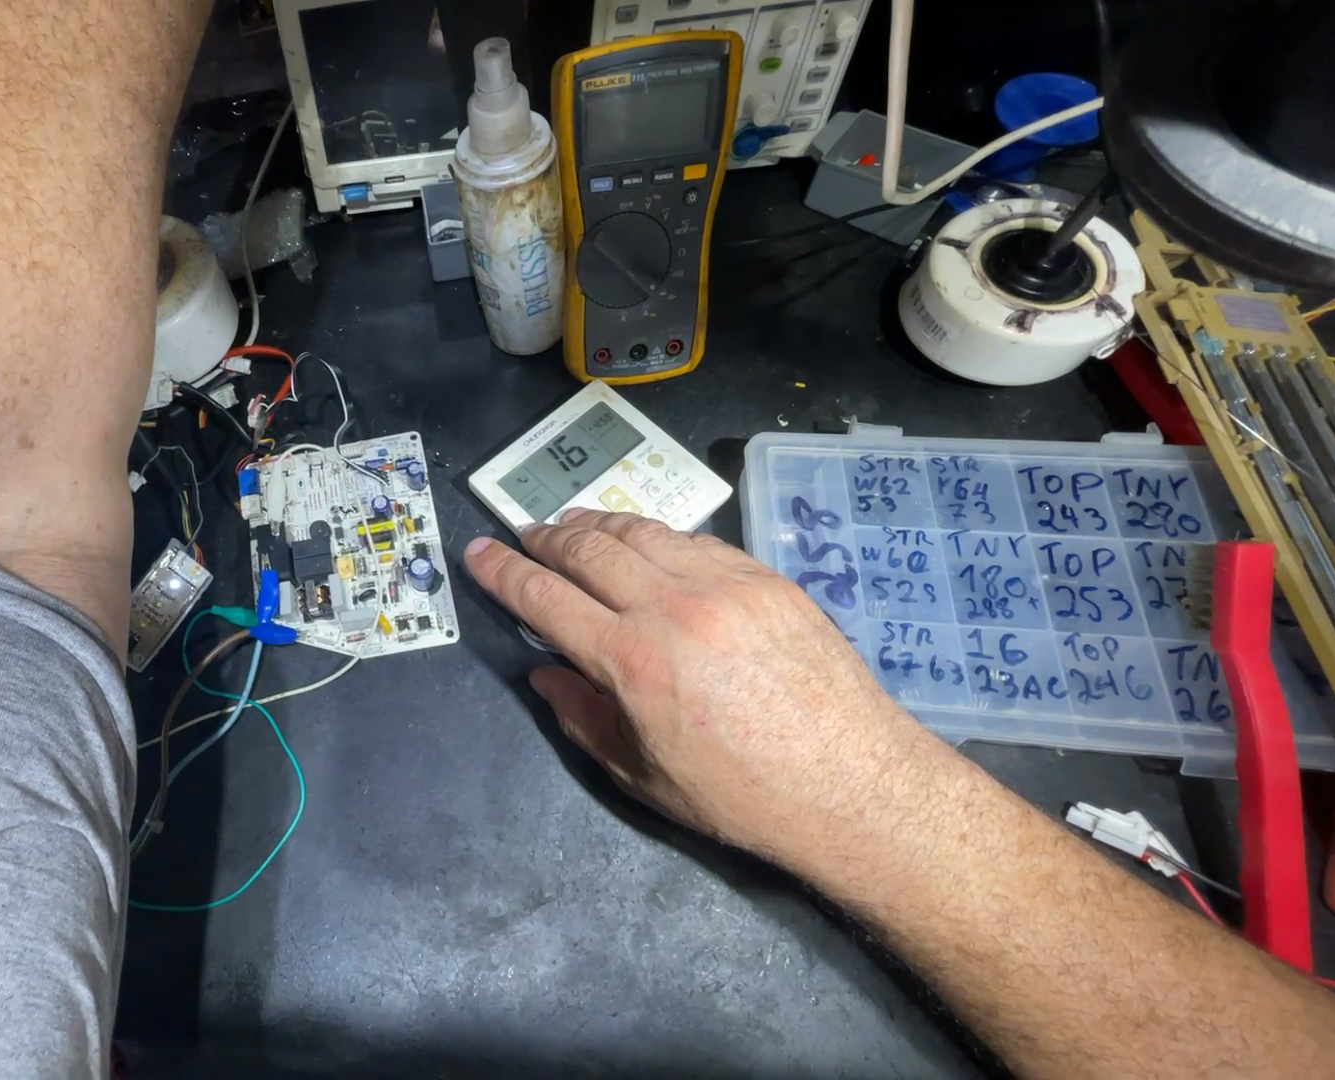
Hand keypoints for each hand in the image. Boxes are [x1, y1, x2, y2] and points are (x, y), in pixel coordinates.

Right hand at [463, 509, 944, 869]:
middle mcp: (670, 607)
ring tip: (572, 526)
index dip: (501, 570)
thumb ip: (580, 716)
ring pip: (638, 532)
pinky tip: (643, 543)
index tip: (477, 551)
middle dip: (543, 538)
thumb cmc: (738, 795)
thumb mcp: (639, 775)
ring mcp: (722, 585)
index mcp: (629, 661)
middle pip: (585, 549)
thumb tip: (543, 671)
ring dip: (593, 524)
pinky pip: (692, 539)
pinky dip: (652, 535)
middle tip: (525, 536)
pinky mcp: (764, 578)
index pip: (543, 597)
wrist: (856, 788)